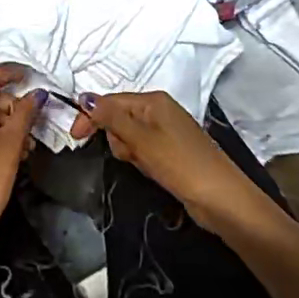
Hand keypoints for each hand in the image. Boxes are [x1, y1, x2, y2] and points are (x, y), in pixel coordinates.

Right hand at [70, 90, 277, 232]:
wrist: (223, 200)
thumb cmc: (180, 164)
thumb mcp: (140, 140)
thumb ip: (111, 118)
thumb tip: (84, 97)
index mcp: (153, 100)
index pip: (110, 101)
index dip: (91, 116)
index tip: (75, 137)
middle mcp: (159, 110)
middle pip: (119, 117)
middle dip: (117, 138)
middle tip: (131, 154)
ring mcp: (167, 130)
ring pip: (129, 136)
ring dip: (130, 151)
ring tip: (146, 165)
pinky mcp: (172, 150)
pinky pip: (143, 148)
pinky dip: (142, 159)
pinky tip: (154, 171)